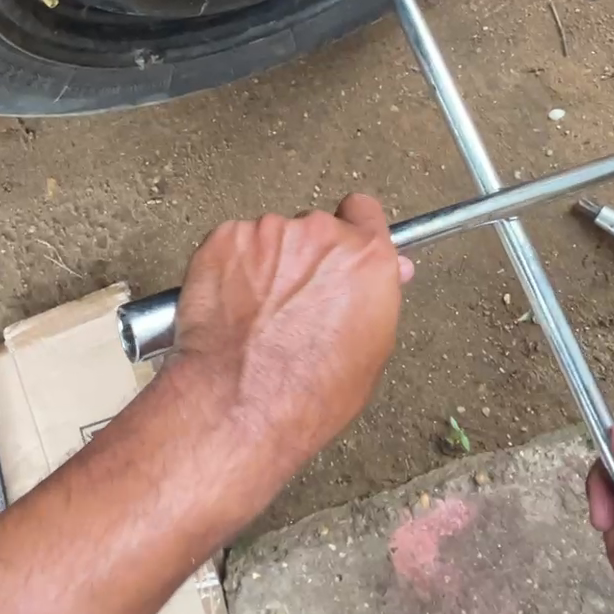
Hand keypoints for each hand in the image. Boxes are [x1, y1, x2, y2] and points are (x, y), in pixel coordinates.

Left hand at [171, 194, 413, 480]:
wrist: (240, 401)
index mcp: (366, 256)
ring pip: (271, 237)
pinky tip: (230, 306)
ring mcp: (269, 231)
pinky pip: (233, 244)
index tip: (341, 250)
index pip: (363, 212)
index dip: (353, 230)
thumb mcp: (372, 351)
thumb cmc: (310, 393)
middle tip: (294, 300)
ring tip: (257, 312)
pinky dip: (231, 267)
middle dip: (307, 255)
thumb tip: (388, 268)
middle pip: (315, 228)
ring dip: (267, 262)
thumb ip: (376, 294)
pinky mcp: (225, 239)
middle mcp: (320, 233)